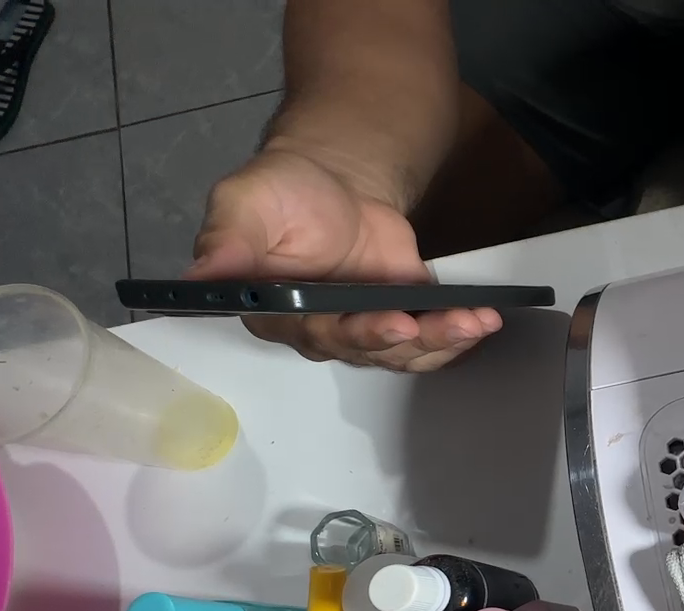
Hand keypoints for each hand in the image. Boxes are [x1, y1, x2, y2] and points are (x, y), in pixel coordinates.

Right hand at [187, 142, 501, 370]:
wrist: (339, 184)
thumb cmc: (285, 192)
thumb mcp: (246, 204)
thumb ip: (228, 241)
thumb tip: (201, 278)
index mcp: (277, 311)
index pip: (313, 334)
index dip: (354, 335)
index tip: (390, 324)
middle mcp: (323, 332)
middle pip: (370, 350)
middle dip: (409, 340)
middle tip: (440, 323)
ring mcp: (370, 332)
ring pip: (408, 353)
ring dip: (444, 341)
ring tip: (475, 322)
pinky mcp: (407, 323)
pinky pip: (434, 343)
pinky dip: (459, 335)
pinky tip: (482, 322)